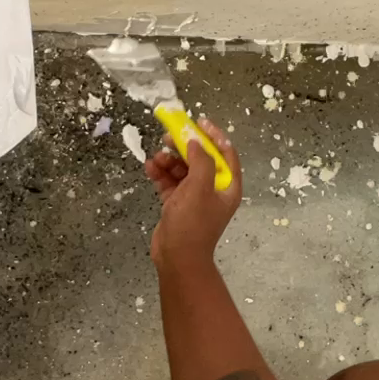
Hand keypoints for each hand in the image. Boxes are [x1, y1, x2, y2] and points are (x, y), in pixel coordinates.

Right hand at [144, 117, 242, 269]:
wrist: (177, 257)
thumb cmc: (193, 223)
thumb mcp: (200, 188)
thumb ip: (201, 160)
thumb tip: (196, 141)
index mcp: (228, 186)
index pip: (226, 153)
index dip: (214, 135)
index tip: (199, 122)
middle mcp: (213, 189)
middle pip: (200, 159)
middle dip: (185, 147)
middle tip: (169, 137)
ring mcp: (194, 197)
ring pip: (182, 169)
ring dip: (169, 161)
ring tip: (156, 158)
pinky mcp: (177, 204)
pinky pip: (170, 182)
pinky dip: (161, 174)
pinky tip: (150, 168)